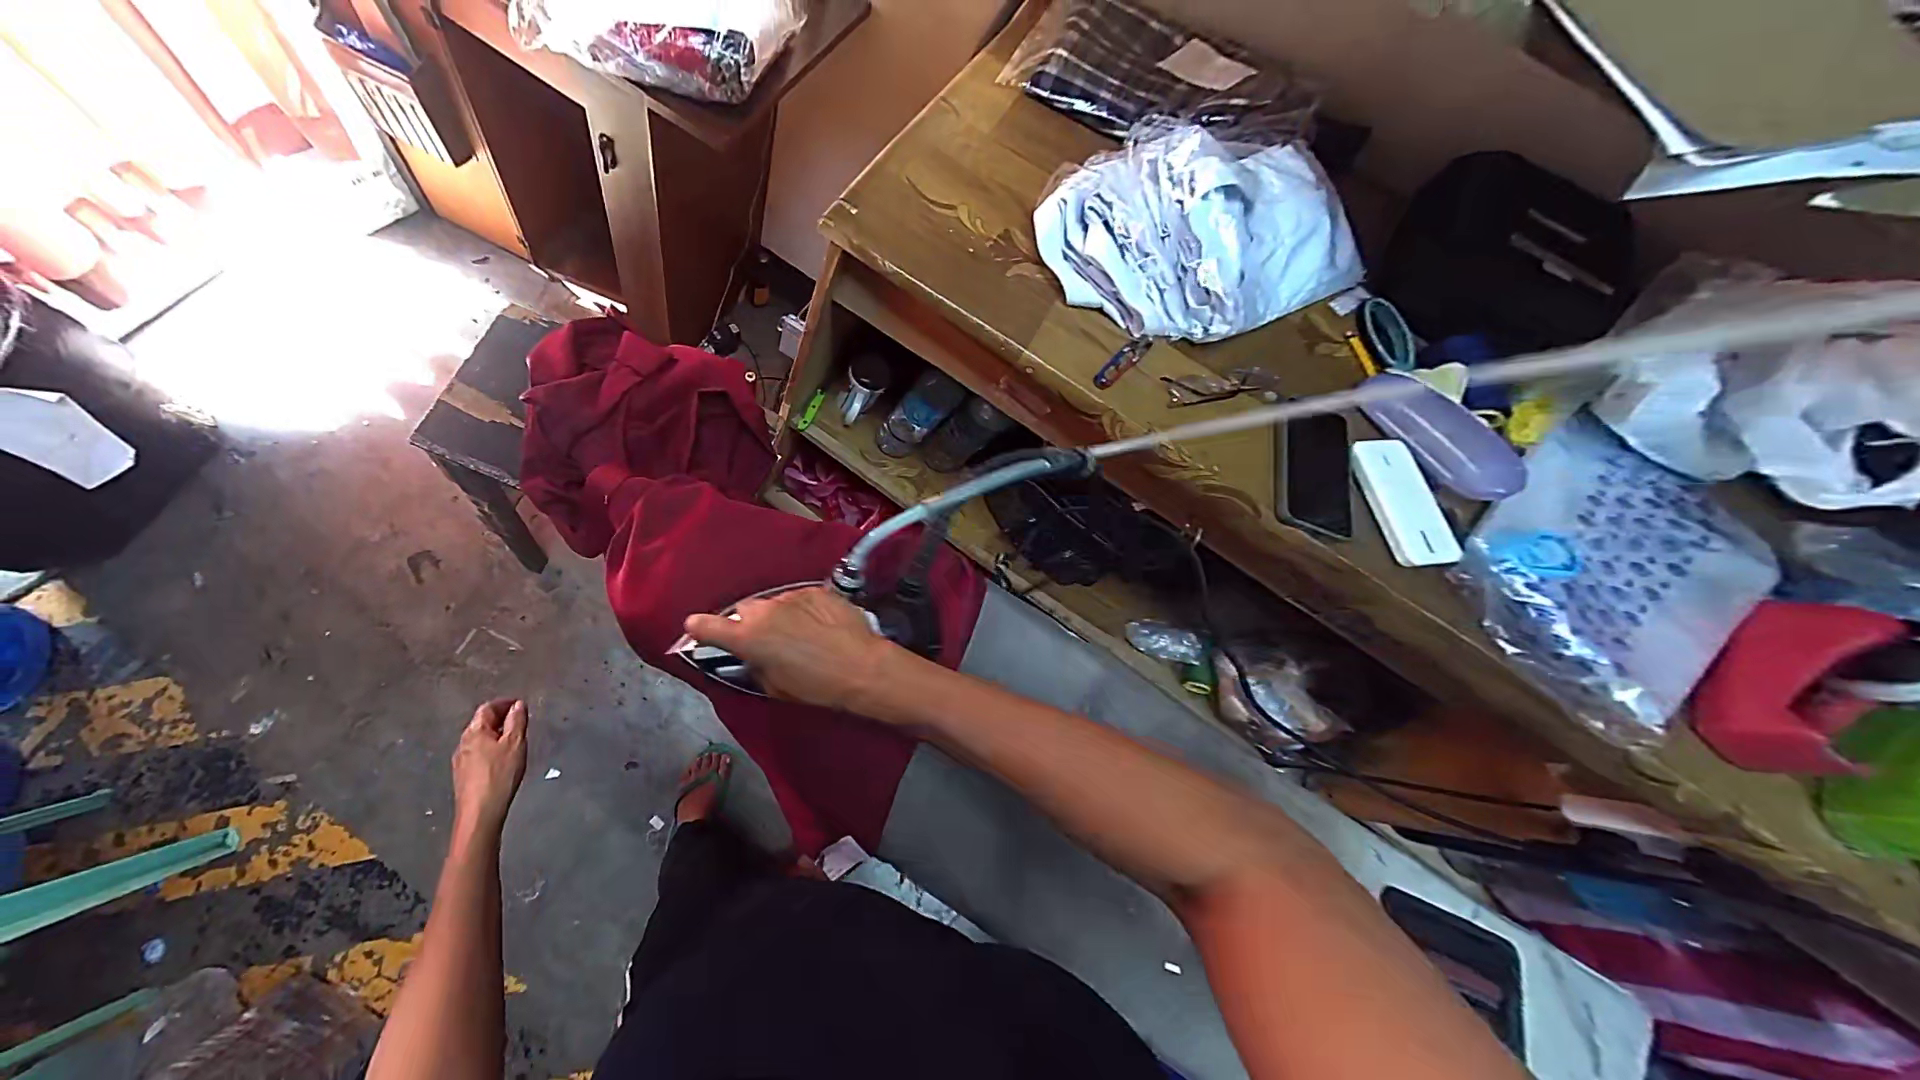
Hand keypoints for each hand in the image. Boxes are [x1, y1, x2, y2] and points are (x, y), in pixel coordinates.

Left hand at [451, 699, 527, 837]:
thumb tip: (518, 705)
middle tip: (520, 720)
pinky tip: (502, 758)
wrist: (480, 811)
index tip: (520, 705)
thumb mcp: (516, 743)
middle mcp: (463, 742)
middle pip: (481, 722)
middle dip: (500, 718)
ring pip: (479, 738)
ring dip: (495, 733)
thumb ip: (517, 721)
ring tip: (514, 738)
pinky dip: (491, 747)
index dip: (504, 703)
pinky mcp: (462, 774)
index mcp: (475, 731)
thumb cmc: (500, 773)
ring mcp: (461, 759)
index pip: (487, 708)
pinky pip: (478, 752)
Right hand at [683, 587, 904, 713]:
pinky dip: (803, 609)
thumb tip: (754, 656)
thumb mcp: (774, 686)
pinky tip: (818, 624)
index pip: (707, 626)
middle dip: (748, 623)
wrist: (861, 666)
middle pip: (744, 610)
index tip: (696, 627)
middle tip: (764, 639)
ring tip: (797, 632)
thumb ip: (755, 665)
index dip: (699, 628)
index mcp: (746, 637)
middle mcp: (763, 610)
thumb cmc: (816, 685)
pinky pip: (800, 599)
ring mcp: (790, 596)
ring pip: (773, 603)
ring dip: (778, 615)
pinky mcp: (815, 590)